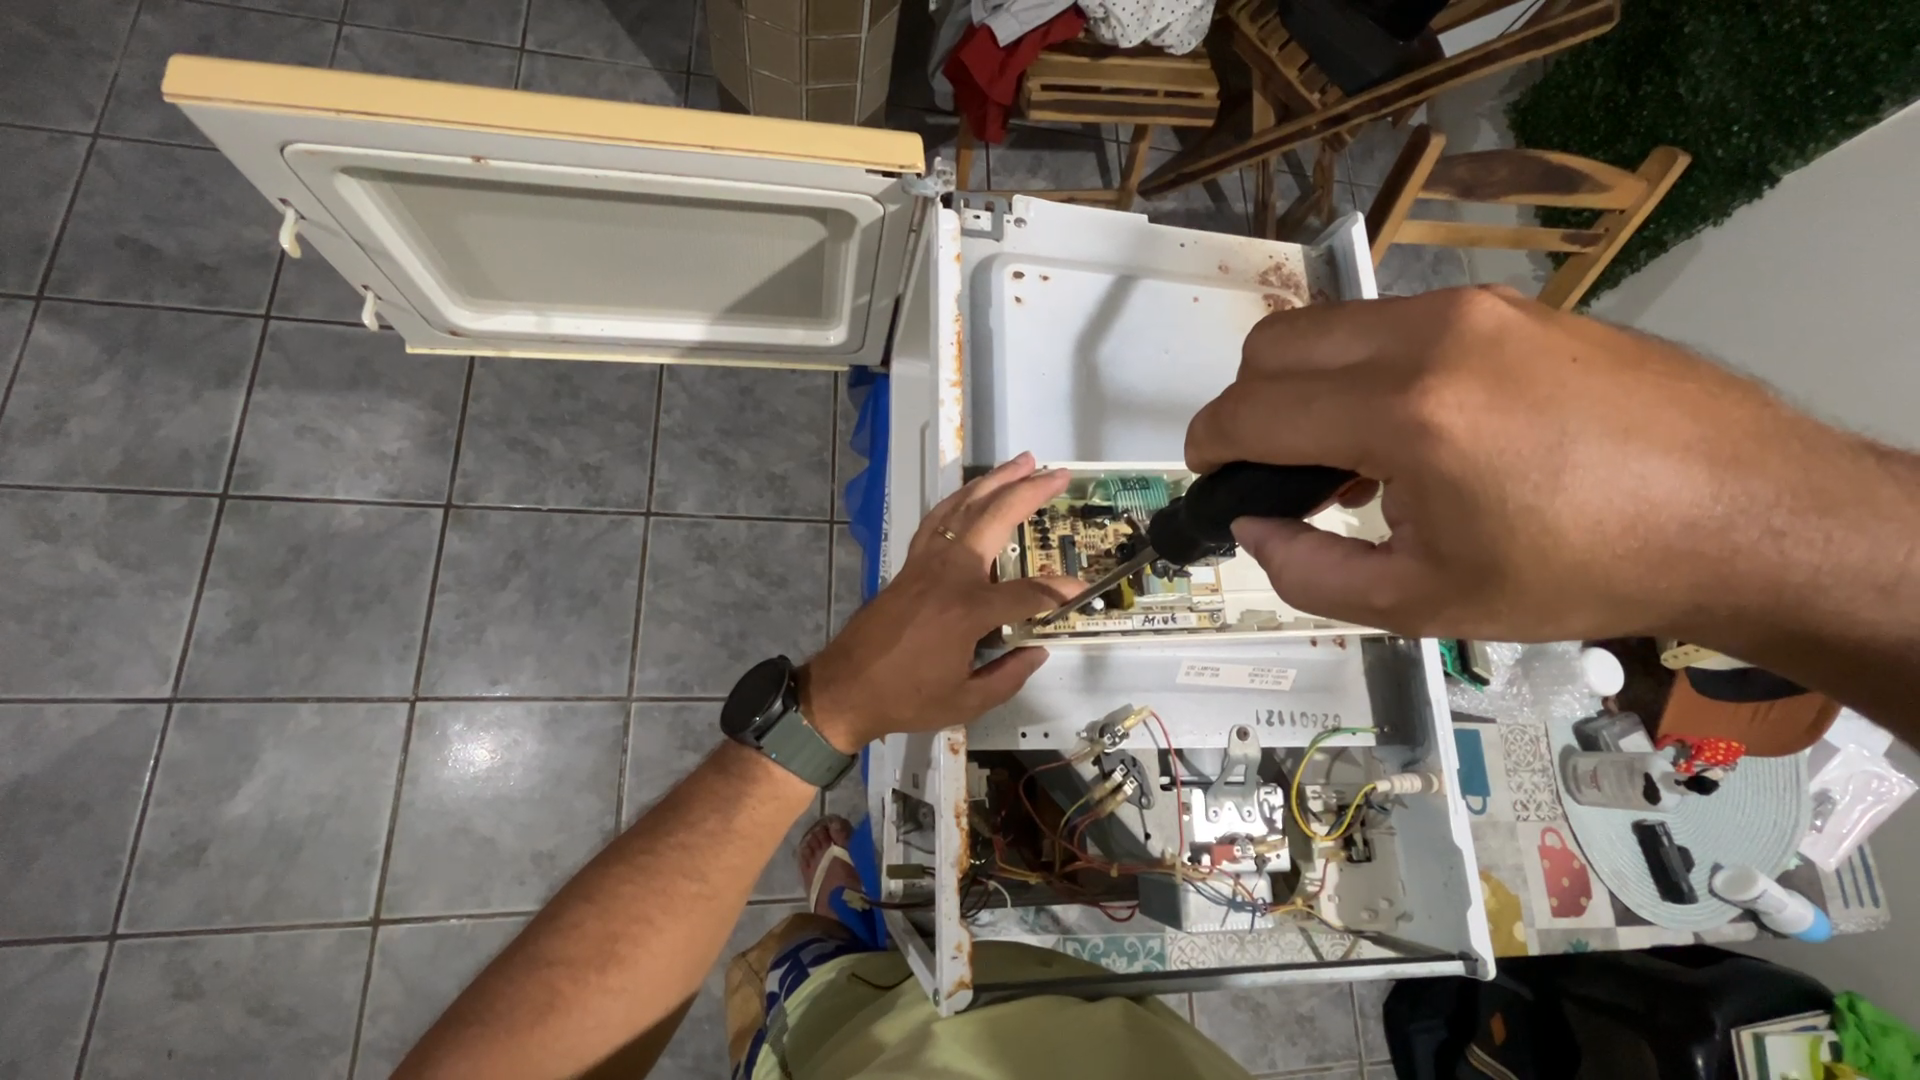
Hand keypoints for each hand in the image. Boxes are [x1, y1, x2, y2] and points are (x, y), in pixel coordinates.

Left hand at [801, 454, 1080, 751]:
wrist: (844, 688)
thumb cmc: (906, 699)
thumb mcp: (966, 702)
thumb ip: (1008, 677)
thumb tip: (1037, 651)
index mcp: (967, 611)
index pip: (1026, 593)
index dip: (1056, 592)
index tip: (1079, 592)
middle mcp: (948, 574)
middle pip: (994, 519)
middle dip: (1028, 492)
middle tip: (1057, 472)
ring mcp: (925, 563)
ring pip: (963, 507)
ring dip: (994, 481)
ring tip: (1022, 462)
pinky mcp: (909, 563)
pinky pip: (937, 519)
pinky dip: (958, 498)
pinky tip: (973, 491)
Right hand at [1185, 287, 1894, 645]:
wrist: (1745, 513)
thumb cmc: (1579, 572)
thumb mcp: (1419, 602)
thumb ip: (1306, 572)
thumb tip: (1252, 526)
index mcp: (1405, 417)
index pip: (1253, 410)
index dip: (1208, 445)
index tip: (1207, 475)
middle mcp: (1428, 338)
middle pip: (1273, 344)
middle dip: (1245, 405)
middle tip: (1270, 468)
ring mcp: (1470, 310)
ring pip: (1327, 324)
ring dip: (1301, 384)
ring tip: (1342, 454)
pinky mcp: (1504, 304)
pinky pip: (1387, 322)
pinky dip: (1358, 368)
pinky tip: (1402, 427)